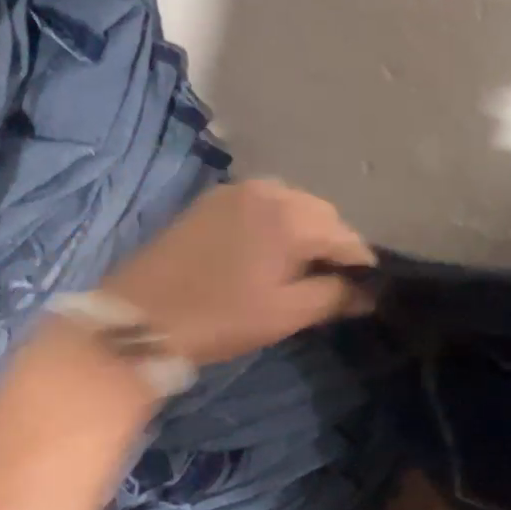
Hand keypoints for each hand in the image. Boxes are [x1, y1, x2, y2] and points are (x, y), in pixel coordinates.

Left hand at [100, 179, 374, 364]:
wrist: (140, 317)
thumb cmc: (222, 318)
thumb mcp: (287, 313)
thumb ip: (336, 297)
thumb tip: (370, 293)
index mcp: (292, 218)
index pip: (348, 238)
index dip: (361, 268)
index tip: (362, 294)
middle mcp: (270, 192)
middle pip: (324, 215)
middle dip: (333, 246)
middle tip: (329, 284)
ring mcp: (238, 191)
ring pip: (295, 206)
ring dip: (306, 233)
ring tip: (299, 269)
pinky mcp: (213, 200)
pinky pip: (265, 204)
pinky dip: (277, 223)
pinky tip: (269, 253)